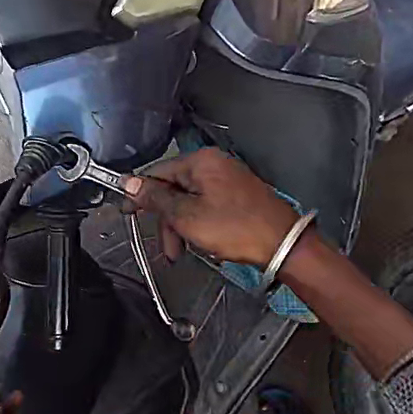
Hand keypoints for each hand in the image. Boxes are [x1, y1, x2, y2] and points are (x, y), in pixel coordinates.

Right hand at [123, 149, 301, 266]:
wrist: (282, 244)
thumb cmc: (237, 229)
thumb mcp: (186, 216)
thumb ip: (156, 198)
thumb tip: (129, 183)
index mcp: (200, 162)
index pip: (157, 172)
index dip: (140, 195)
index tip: (129, 212)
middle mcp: (214, 164)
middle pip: (174, 188)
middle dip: (167, 220)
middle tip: (168, 247)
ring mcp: (228, 179)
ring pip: (190, 200)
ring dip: (182, 226)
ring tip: (184, 251)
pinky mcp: (238, 194)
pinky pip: (207, 205)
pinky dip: (199, 224)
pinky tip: (203, 242)